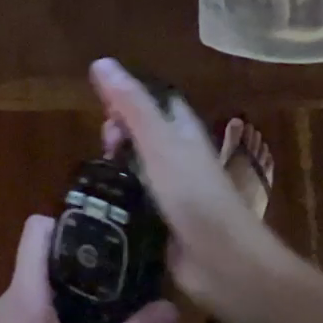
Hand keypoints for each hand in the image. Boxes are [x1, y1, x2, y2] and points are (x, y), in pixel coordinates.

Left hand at [0, 214, 177, 322]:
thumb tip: (172, 308)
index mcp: (23, 293)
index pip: (37, 228)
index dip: (69, 221)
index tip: (106, 232)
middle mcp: (8, 299)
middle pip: (44, 257)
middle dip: (82, 260)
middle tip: (122, 268)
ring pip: (40, 287)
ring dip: (73, 289)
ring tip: (113, 299)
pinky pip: (33, 312)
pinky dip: (61, 313)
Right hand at [89, 58, 279, 304]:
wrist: (222, 260)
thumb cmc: (192, 193)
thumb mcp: (158, 141)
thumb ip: (131, 104)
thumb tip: (101, 62)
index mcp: (181, 129)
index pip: (152, 99)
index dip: (126, 98)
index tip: (103, 110)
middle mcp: (178, 155)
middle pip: (140, 133)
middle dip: (117, 135)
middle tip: (106, 148)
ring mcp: (171, 190)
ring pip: (135, 168)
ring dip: (116, 169)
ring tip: (101, 178)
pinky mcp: (162, 221)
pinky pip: (134, 201)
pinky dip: (118, 200)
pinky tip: (102, 205)